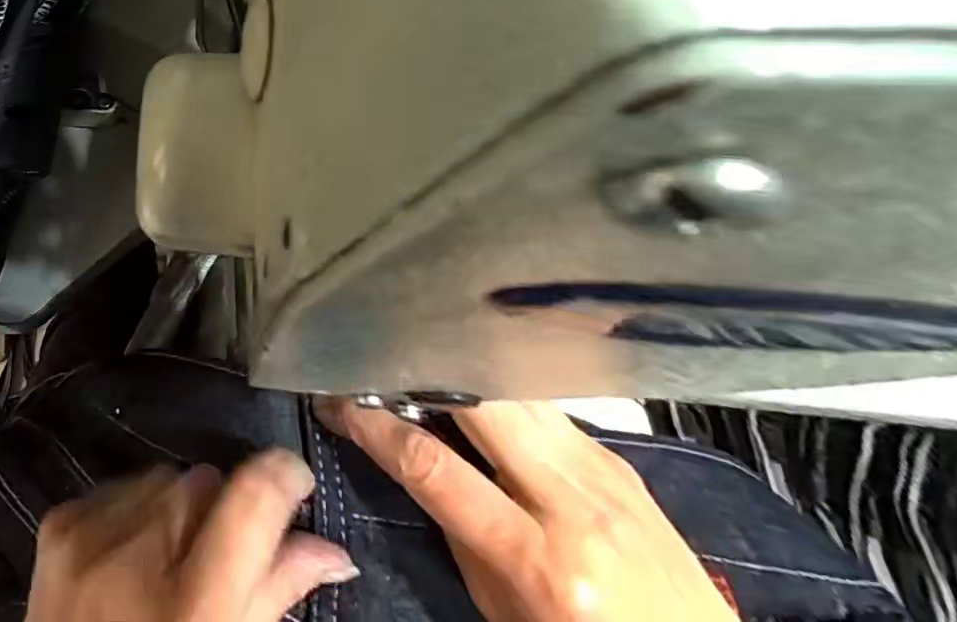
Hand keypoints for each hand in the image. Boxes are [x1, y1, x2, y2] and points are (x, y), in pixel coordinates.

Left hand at [26, 448, 359, 621]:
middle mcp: (139, 557)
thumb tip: (333, 548)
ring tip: (165, 562)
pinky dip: (137, 509)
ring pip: (167, 475)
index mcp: (192, 604)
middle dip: (221, 508)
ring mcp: (92, 534)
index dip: (283, 473)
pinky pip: (125, 484)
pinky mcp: (60, 522)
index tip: (295, 482)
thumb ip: (278, 591)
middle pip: (208, 479)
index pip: (252, 496)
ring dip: (177, 506)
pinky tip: (128, 555)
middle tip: (212, 558)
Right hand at [318, 400, 736, 621]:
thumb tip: (414, 460)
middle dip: (419, 369)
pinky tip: (474, 385)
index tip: (339, 403)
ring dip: (458, 366)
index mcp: (540, 560)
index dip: (374, 426)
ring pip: (513, 386)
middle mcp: (574, 499)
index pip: (433, 466)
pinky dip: (499, 388)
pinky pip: (542, 404)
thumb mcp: (504, 613)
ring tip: (416, 359)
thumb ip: (460, 532)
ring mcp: (603, 467)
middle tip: (376, 359)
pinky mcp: (617, 454)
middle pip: (479, 399)